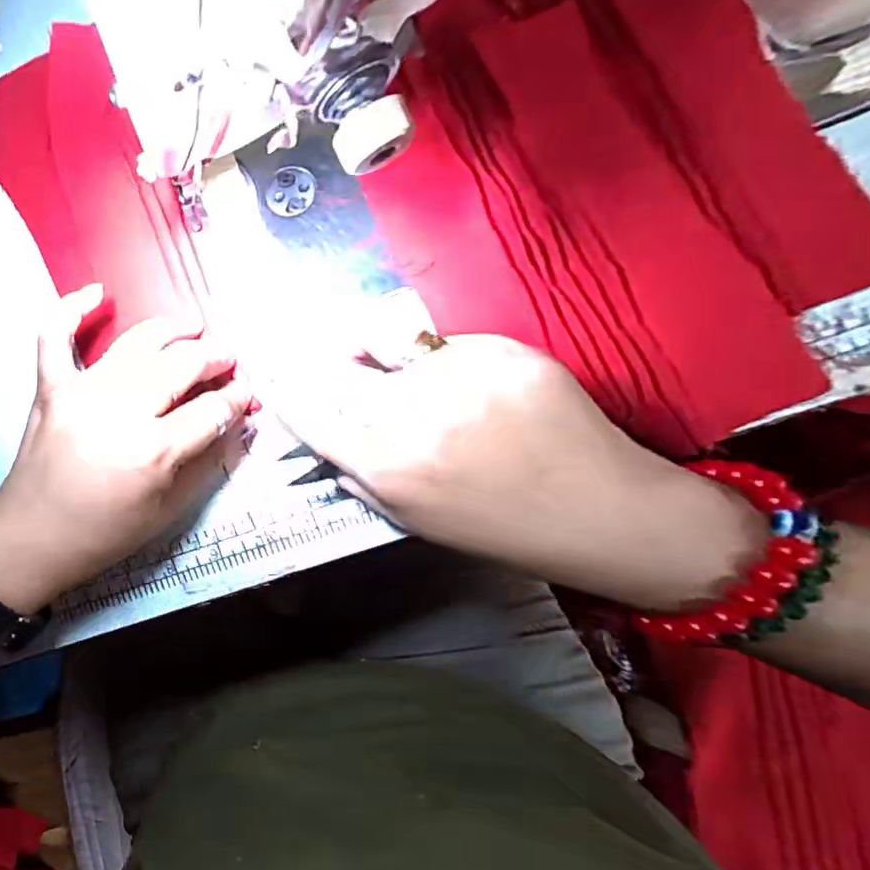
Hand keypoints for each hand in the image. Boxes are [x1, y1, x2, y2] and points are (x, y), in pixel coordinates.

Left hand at [0, 286, 253, 612]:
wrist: (32, 540)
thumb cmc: (105, 534)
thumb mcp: (168, 509)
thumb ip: (208, 460)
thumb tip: (239, 421)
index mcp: (153, 450)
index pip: (211, 409)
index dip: (238, 398)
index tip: (249, 394)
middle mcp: (119, 411)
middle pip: (180, 366)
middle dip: (214, 358)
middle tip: (230, 359)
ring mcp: (80, 393)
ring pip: (136, 344)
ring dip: (171, 329)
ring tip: (195, 324)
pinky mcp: (50, 388)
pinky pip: (56, 337)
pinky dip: (72, 309)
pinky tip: (97, 292)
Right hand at [268, 335, 764, 609]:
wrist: (598, 510)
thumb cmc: (498, 525)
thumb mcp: (414, 518)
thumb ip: (361, 476)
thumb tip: (324, 443)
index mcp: (389, 465)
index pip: (313, 412)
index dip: (286, 388)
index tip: (271, 371)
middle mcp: (415, 415)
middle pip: (340, 365)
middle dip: (330, 362)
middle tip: (339, 366)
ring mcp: (460, 377)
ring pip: (390, 345)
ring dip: (387, 359)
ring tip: (422, 387)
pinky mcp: (502, 351)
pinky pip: (445, 344)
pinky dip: (443, 361)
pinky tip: (471, 389)